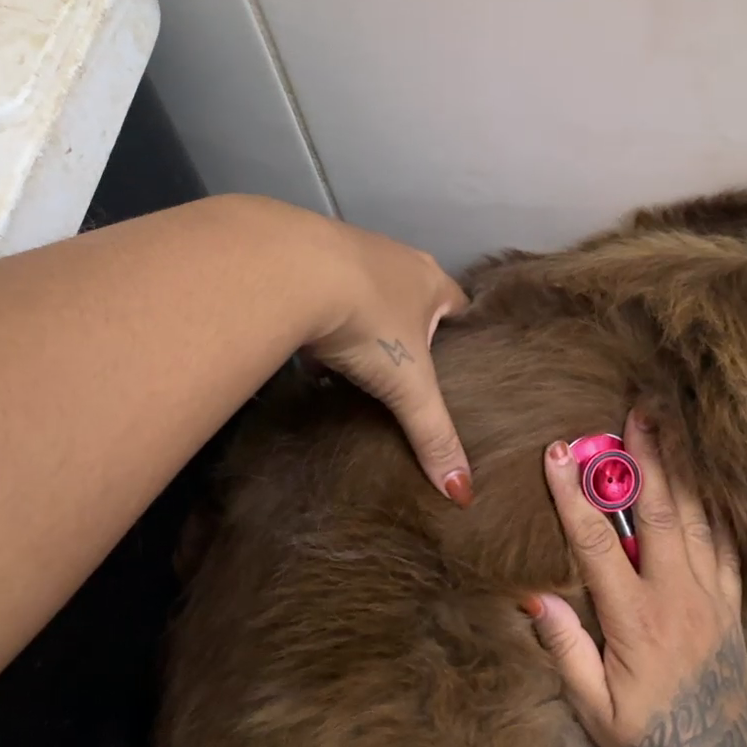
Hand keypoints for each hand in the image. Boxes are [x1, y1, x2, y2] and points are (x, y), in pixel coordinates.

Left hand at [298, 213, 472, 504]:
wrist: (284, 268)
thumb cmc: (366, 321)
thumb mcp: (408, 387)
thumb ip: (433, 436)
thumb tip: (463, 494)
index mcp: (431, 282)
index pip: (461, 306)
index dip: (463, 335)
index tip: (460, 365)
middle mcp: (396, 259)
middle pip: (414, 299)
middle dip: (412, 332)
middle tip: (408, 372)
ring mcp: (348, 252)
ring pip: (367, 294)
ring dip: (365, 324)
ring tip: (361, 367)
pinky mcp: (303, 256)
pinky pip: (323, 294)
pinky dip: (322, 320)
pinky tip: (312, 349)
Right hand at [525, 413, 746, 746]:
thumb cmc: (651, 743)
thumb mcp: (595, 710)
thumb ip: (566, 650)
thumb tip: (534, 598)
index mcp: (635, 620)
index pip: (596, 543)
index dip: (572, 495)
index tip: (555, 455)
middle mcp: (677, 597)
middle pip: (657, 511)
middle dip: (643, 457)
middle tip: (634, 412)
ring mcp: (711, 597)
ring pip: (696, 517)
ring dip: (681, 469)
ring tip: (670, 429)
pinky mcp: (731, 605)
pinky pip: (726, 543)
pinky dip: (716, 506)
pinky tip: (708, 482)